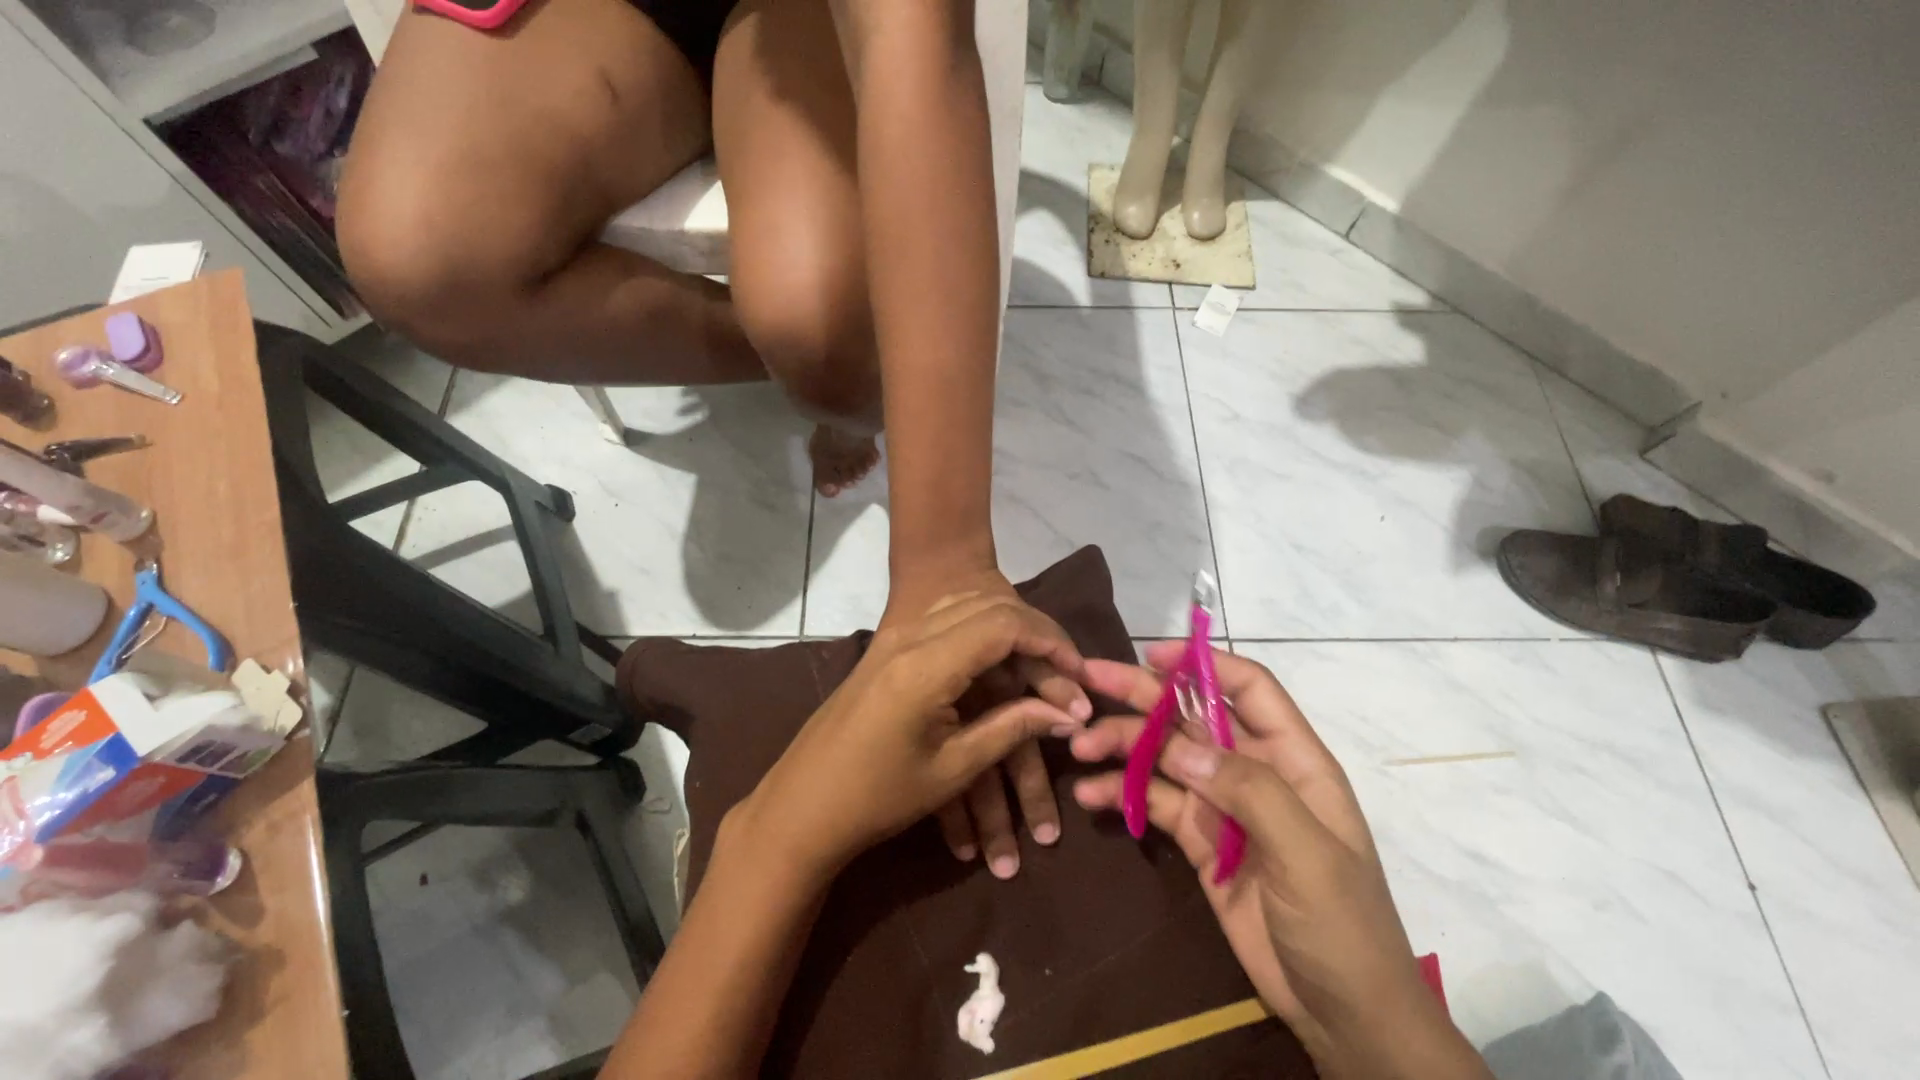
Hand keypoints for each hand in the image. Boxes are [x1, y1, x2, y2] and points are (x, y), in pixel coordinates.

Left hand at [882, 566, 1090, 879]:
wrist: (802, 806)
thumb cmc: (878, 796)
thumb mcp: (952, 769)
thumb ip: (1012, 729)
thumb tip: (1068, 713)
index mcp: (925, 665)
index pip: (1003, 624)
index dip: (1050, 643)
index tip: (1080, 676)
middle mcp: (910, 637)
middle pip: (989, 607)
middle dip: (1037, 635)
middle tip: (1069, 676)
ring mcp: (894, 639)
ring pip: (966, 607)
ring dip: (1009, 631)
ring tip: (1041, 670)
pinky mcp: (886, 650)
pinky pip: (944, 620)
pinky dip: (980, 632)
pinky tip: (1001, 663)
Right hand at [1070, 644, 1488, 1079]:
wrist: (1344, 1013)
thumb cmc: (1341, 924)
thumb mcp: (1305, 853)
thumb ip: (1247, 791)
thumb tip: (1179, 747)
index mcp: (1295, 761)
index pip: (1249, 690)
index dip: (1202, 664)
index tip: (1148, 655)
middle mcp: (1256, 773)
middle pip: (1193, 719)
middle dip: (1141, 698)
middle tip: (1085, 683)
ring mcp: (1224, 809)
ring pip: (1165, 760)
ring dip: (1122, 748)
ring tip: (1077, 748)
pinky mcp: (1200, 845)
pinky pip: (1156, 805)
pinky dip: (1121, 795)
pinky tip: (1089, 796)